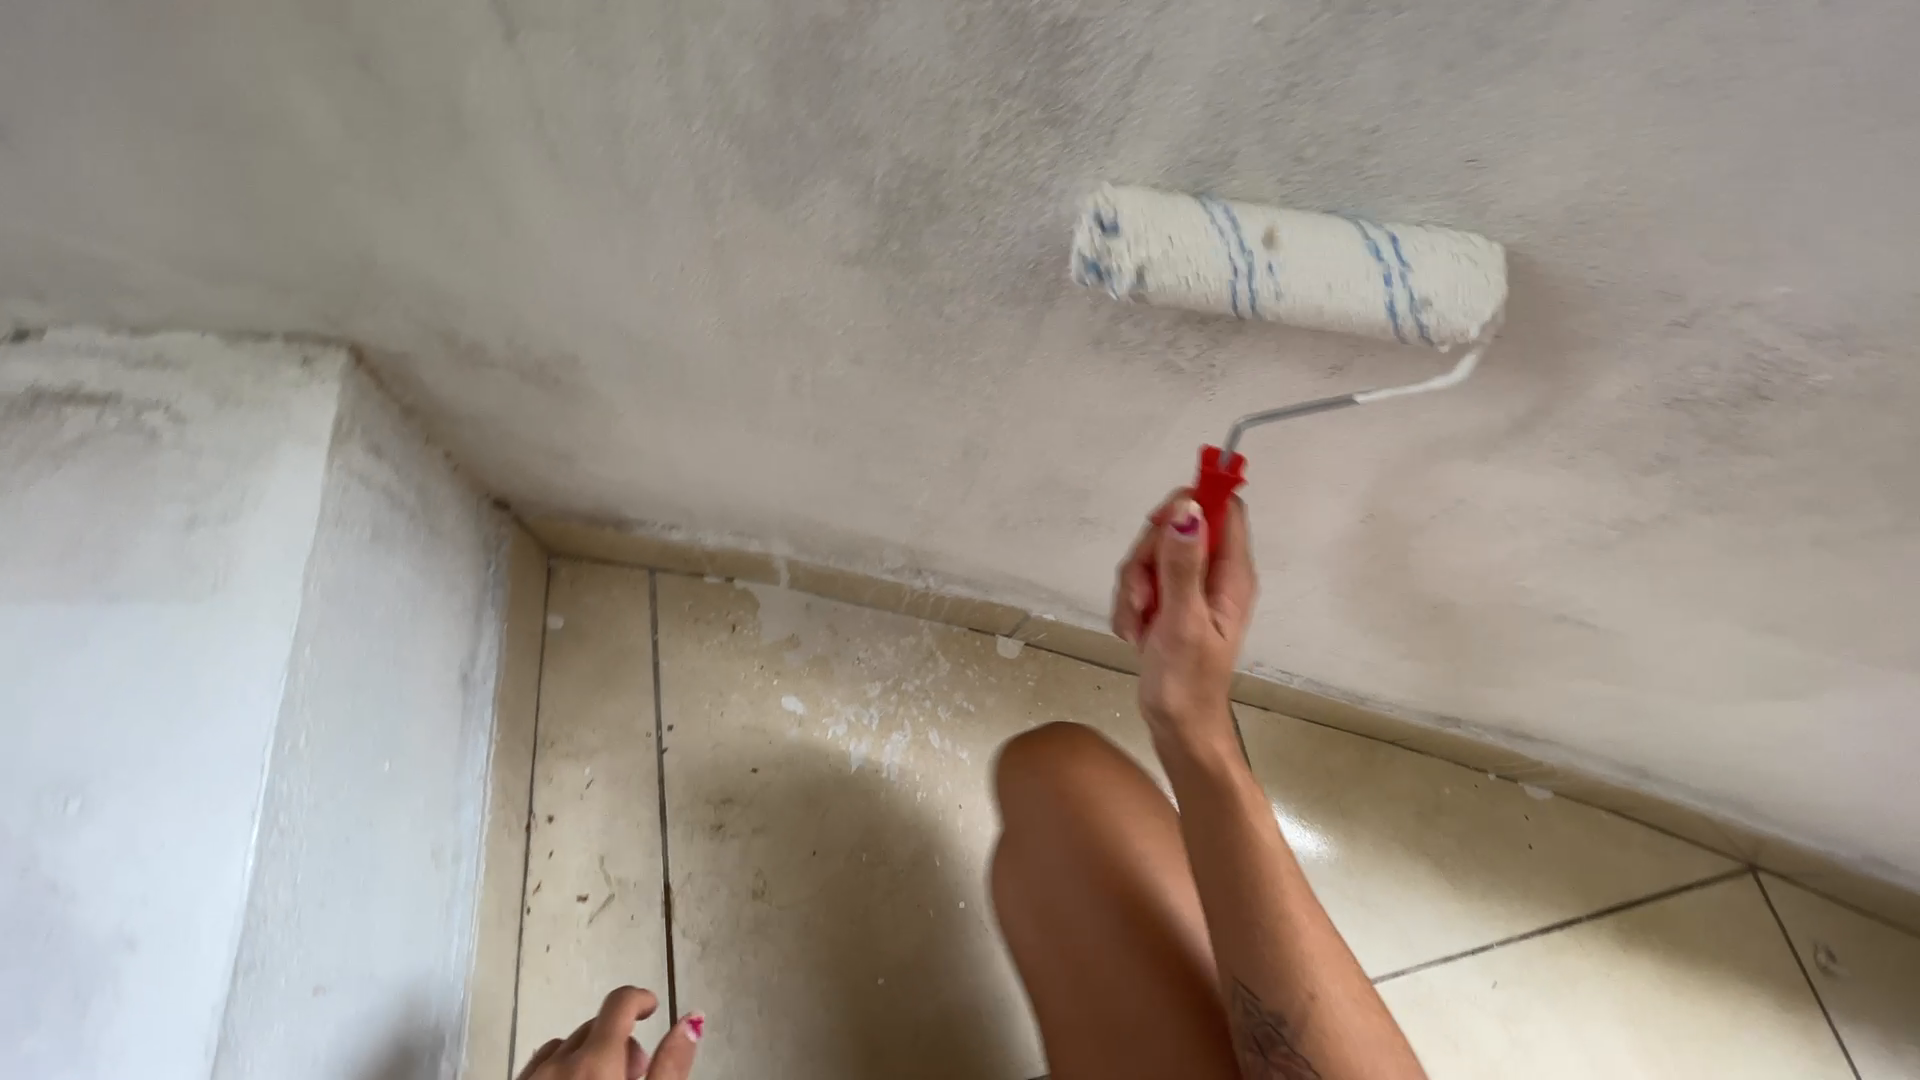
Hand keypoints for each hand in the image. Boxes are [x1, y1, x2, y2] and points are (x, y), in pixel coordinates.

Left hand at [515, 986, 702, 1079]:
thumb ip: (671, 1064)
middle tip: (635, 1073)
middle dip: (618, 1041)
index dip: (640, 999)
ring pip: (561, 1050)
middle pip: (593, 1028)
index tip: (653, 1011)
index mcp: (594, 1060)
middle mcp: (555, 1065)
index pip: (619, 1002)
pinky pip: (535, 1070)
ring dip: (584, 1057)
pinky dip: (556, 1073)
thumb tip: (694, 1017)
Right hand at [1112, 492, 1256, 746]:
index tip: (1161, 526)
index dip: (1191, 505)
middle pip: (1174, 529)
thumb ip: (1183, 564)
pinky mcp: (1165, 604)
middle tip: (1144, 598)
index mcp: (1231, 574)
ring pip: (1149, 557)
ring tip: (1137, 627)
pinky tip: (1134, 634)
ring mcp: (1187, 589)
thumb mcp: (1183, 621)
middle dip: (1147, 559)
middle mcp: (1212, 574)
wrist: (1177, 728)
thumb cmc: (1188, 681)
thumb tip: (1187, 508)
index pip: (1222, 509)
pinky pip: (1137, 583)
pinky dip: (1128, 607)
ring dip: (1132, 589)